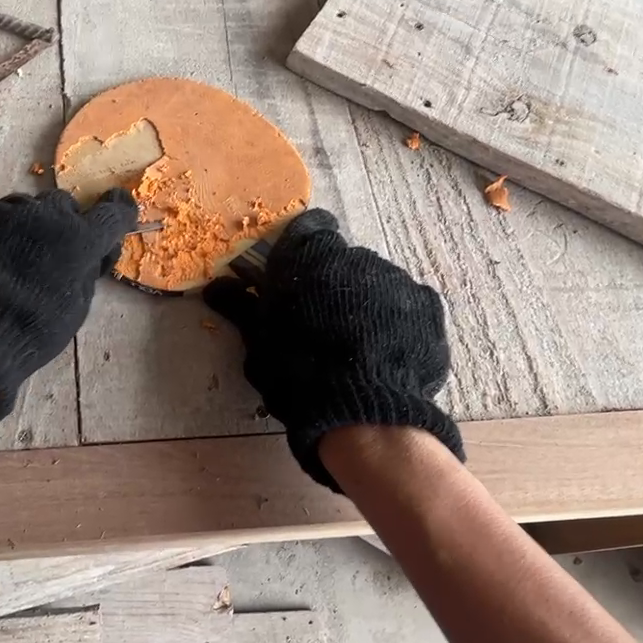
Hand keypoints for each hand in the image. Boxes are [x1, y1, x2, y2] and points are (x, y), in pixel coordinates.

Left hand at [0, 188, 137, 428]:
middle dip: (56, 222)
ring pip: (15, 209)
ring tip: (2, 259)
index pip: (110, 212)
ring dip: (16, 227)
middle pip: (57, 205)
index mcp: (77, 237)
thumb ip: (87, 268)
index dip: (117, 210)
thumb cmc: (33, 331)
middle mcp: (41, 213)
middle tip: (45, 251)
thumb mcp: (76, 304)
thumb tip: (95, 251)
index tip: (117, 208)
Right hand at [203, 209, 458, 491]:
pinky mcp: (427, 306)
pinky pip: (404, 304)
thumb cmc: (297, 371)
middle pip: (340, 259)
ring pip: (373, 281)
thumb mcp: (258, 340)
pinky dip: (394, 319)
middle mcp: (355, 255)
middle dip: (330, 282)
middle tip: (319, 320)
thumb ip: (239, 305)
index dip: (301, 247)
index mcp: (309, 255)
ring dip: (362, 301)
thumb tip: (214, 285)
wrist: (363, 414)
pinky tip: (383, 352)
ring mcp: (395, 279)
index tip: (295, 274)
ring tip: (354, 343)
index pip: (308, 228)